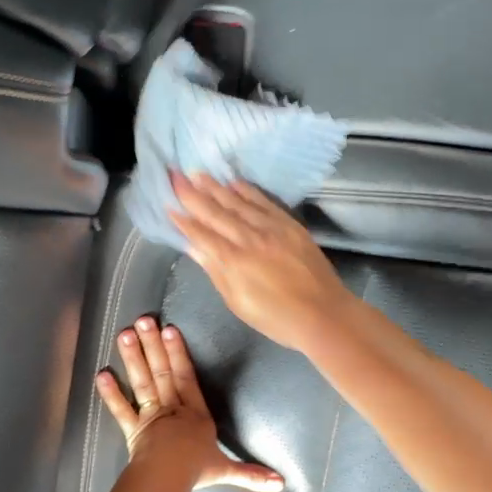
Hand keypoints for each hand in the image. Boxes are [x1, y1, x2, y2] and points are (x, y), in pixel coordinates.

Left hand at [95, 315, 283, 491]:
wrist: (168, 476)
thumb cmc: (197, 469)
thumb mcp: (226, 470)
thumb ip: (250, 474)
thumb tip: (280, 484)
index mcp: (195, 414)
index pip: (186, 377)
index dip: (178, 353)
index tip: (169, 330)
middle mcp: (172, 409)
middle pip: (162, 372)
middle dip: (153, 346)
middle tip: (144, 319)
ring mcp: (150, 417)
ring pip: (142, 383)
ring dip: (133, 359)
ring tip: (124, 334)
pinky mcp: (132, 430)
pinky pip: (120, 410)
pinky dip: (111, 393)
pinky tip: (101, 373)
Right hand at [168, 171, 353, 351]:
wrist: (323, 313)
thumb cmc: (276, 318)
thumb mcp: (238, 302)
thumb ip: (216, 271)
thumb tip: (195, 248)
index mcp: (234, 261)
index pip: (201, 234)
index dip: (183, 219)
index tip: (168, 204)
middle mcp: (250, 238)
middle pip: (216, 212)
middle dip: (193, 194)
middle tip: (175, 176)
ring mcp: (271, 229)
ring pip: (238, 202)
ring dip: (216, 187)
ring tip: (198, 173)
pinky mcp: (289, 225)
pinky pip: (263, 202)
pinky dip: (247, 190)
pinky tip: (233, 182)